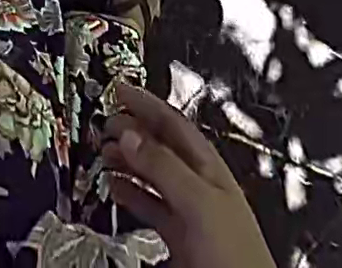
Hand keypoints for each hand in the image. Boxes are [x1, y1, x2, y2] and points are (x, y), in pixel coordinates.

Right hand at [102, 82, 274, 267]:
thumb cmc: (236, 254)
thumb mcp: (198, 202)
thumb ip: (164, 166)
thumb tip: (131, 135)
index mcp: (207, 165)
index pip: (172, 122)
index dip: (146, 103)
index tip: (121, 90)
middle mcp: (197, 182)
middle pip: (159, 145)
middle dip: (132, 130)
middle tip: (106, 122)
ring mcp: (188, 209)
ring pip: (152, 174)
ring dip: (128, 160)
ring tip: (105, 151)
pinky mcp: (179, 235)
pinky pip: (149, 204)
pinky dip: (130, 193)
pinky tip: (116, 188)